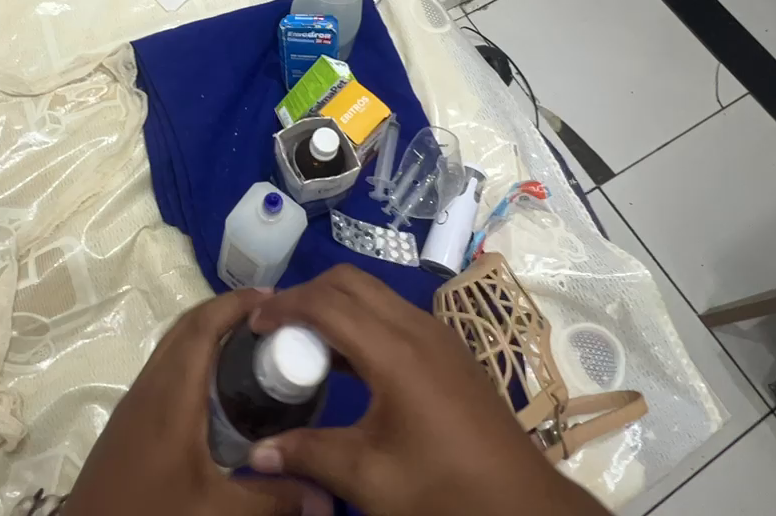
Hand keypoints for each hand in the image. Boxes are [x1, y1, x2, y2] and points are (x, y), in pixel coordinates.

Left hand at [66, 288, 329, 515]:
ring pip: (172, 347)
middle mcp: (150, 386)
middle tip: (270, 319)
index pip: (202, 327)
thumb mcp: (216, 512)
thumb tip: (327, 496)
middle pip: (186, 328)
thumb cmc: (151, 514)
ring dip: (207, 334)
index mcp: (171, 394)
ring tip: (250, 347)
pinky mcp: (129, 420)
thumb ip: (273, 499)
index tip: (274, 297)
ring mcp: (135, 402)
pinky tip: (217, 389)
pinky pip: (165, 369)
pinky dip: (194, 358)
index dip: (235, 303)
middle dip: (225, 312)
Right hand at [247, 265, 606, 515]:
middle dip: (307, 293)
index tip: (253, 322)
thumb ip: (311, 454)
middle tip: (275, 325)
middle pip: (350, 282)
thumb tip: (256, 452)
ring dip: (335, 303)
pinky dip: (360, 317)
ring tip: (304, 339)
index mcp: (394, 351)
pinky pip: (392, 311)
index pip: (327, 304)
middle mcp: (416, 327)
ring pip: (373, 292)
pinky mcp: (447, 346)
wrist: (522, 505)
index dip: (284, 306)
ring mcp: (436, 333)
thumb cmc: (443, 490)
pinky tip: (346, 358)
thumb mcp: (371, 479)